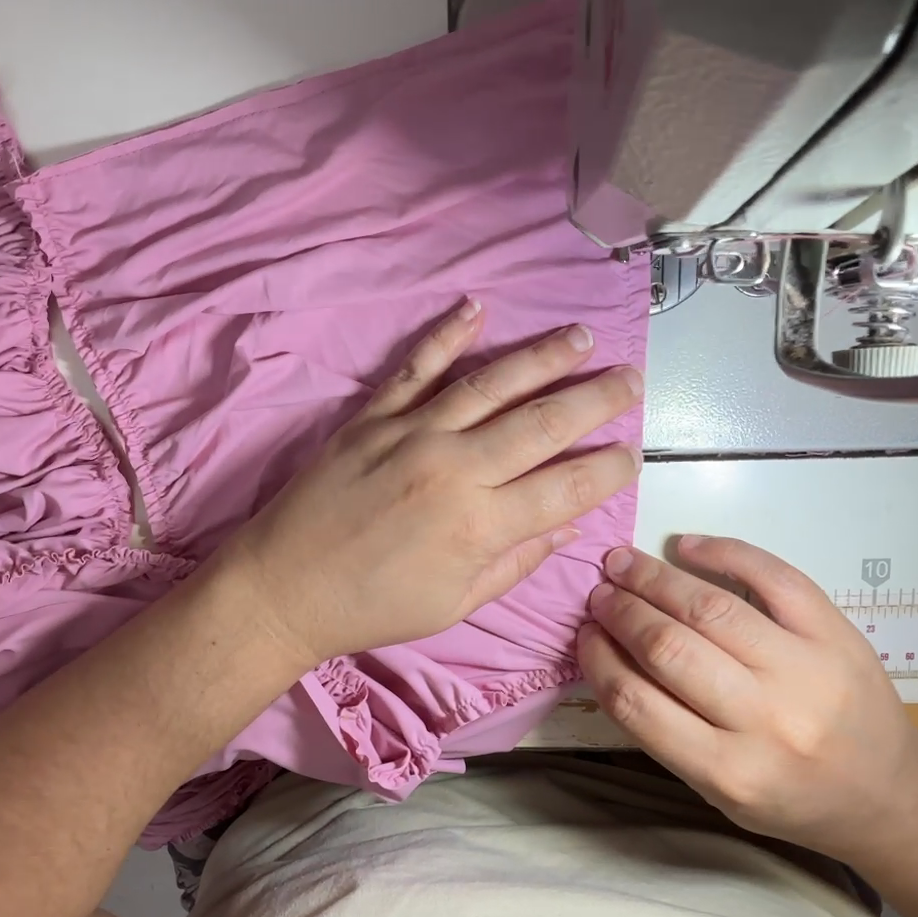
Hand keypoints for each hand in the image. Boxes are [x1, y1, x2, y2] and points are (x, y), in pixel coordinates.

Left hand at [220, 298, 642, 668]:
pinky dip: (446, 336)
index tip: (633, 453)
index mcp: (480, 527)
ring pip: (491, 385)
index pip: (567, 487)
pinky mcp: (372, 417)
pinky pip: (416, 367)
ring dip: (543, 357)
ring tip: (581, 338)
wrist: (284, 588)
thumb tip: (569, 527)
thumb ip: (516, 562)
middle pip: (543, 424)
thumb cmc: (374, 607)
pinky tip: (477, 309)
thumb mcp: (455, 604)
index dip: (608, 469)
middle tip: (631, 379)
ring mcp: (411, 435)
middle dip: (596, 399)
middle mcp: (454, 470)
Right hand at [576, 536, 917, 866]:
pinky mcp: (838, 634)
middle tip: (598, 594)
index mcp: (730, 771)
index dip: (598, 660)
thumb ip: (663, 729)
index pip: (638, 702)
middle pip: (670, 648)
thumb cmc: (791, 799)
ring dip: (656, 580)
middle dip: (621, 613)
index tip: (583, 635)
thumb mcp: (716, 790)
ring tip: (623, 564)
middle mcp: (767, 721)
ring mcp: (807, 671)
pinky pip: (775, 578)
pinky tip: (687, 546)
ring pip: (712, 608)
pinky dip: (726, 552)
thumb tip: (609, 654)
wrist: (888, 796)